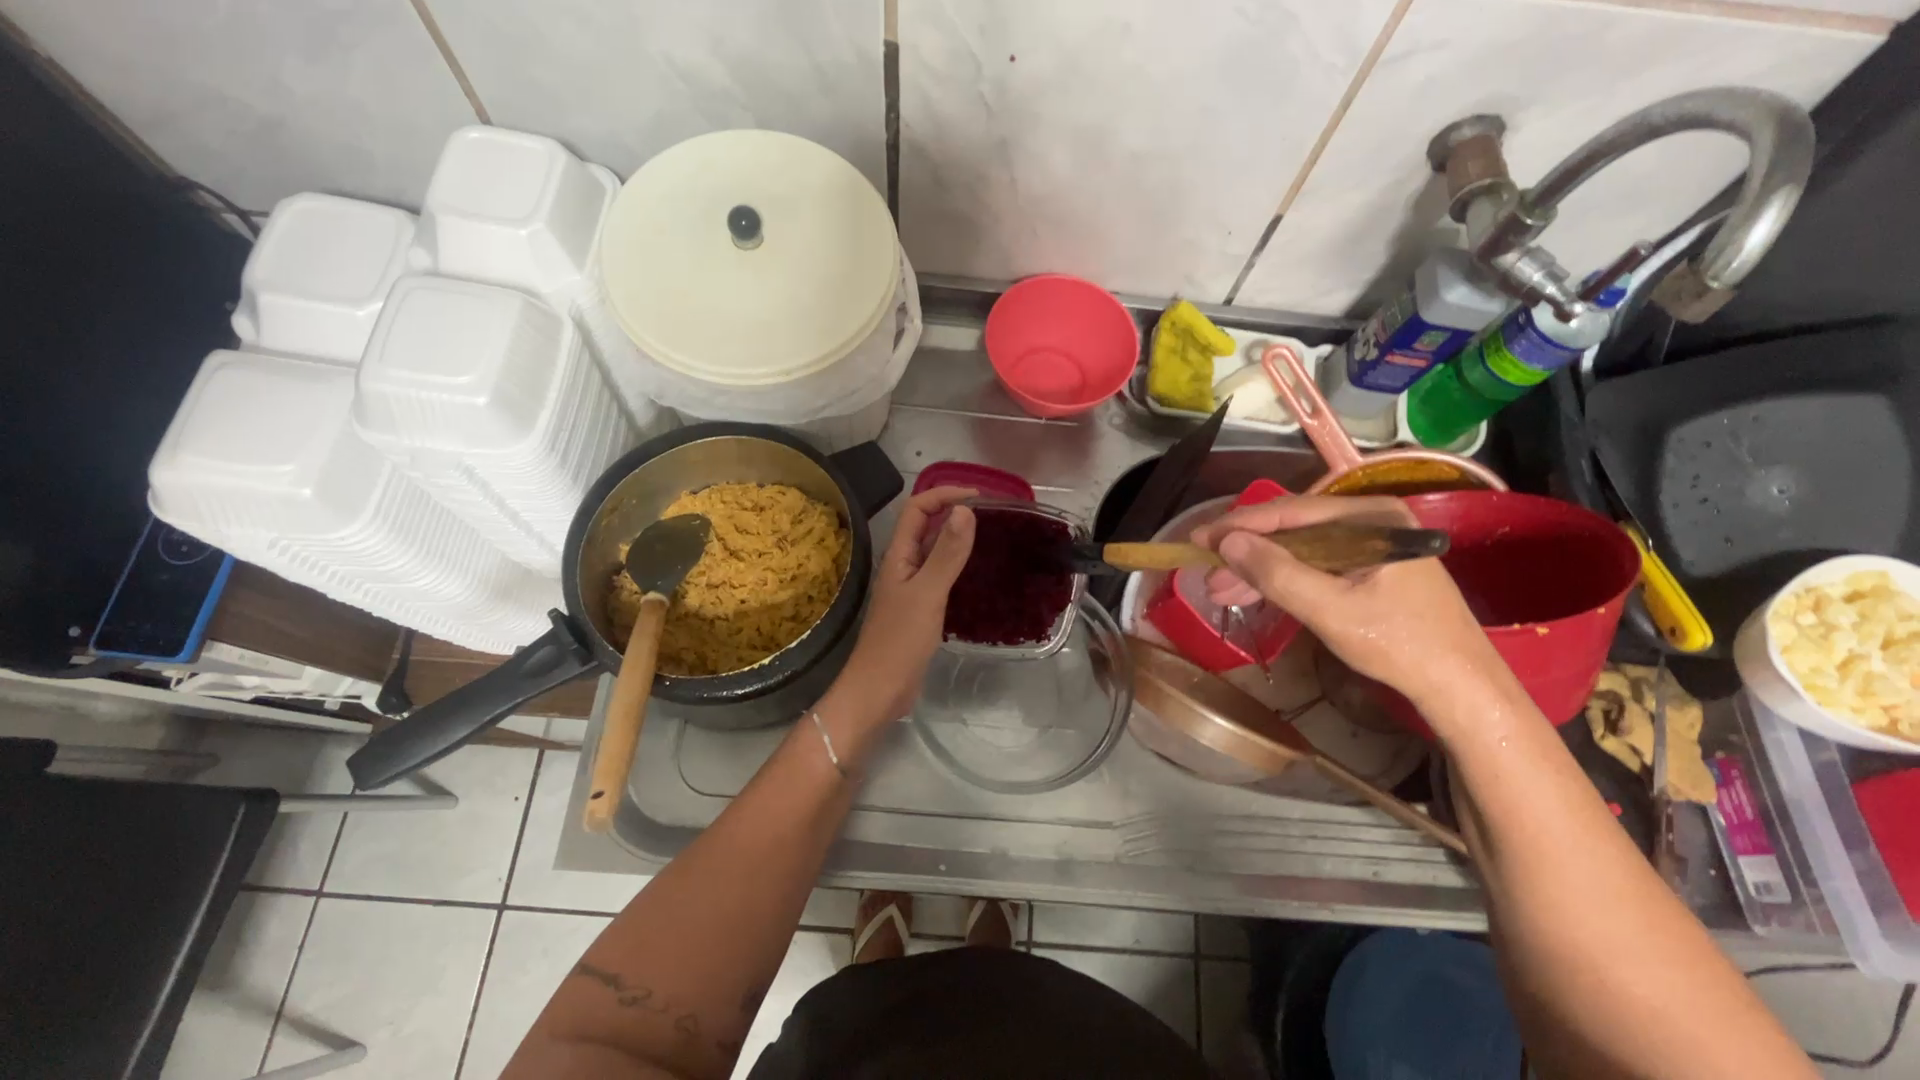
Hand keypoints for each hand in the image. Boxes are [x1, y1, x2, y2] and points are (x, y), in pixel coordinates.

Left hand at [834, 486, 976, 721]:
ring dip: (959, 540)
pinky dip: (960, 568)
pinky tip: (981, 577)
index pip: (917, 509)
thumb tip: (966, 510)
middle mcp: (903, 567)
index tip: (980, 497)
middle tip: (995, 515)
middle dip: (955, 512)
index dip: (945, 495)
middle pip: (926, 527)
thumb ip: (947, 553)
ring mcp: (911, 590)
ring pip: (935, 553)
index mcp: (898, 556)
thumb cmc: (899, 641)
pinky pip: (941, 578)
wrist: (879, 691)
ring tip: (994, 539)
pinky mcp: (921, 611)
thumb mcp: (928, 594)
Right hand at [1190, 494, 1505, 707]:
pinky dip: (1283, 580)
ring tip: (1219, 592)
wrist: (1459, 686)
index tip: (1197, 539)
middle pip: (1293, 528)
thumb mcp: (1330, 609)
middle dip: (1246, 552)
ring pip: (1300, 549)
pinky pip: (1315, 565)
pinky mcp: (1371, 571)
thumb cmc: (1400, 645)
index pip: (1290, 511)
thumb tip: (1227, 543)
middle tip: (1204, 572)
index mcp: (1371, 516)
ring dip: (1259, 569)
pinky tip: (1253, 594)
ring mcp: (1373, 545)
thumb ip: (1277, 573)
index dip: (1238, 526)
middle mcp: (1372, 520)